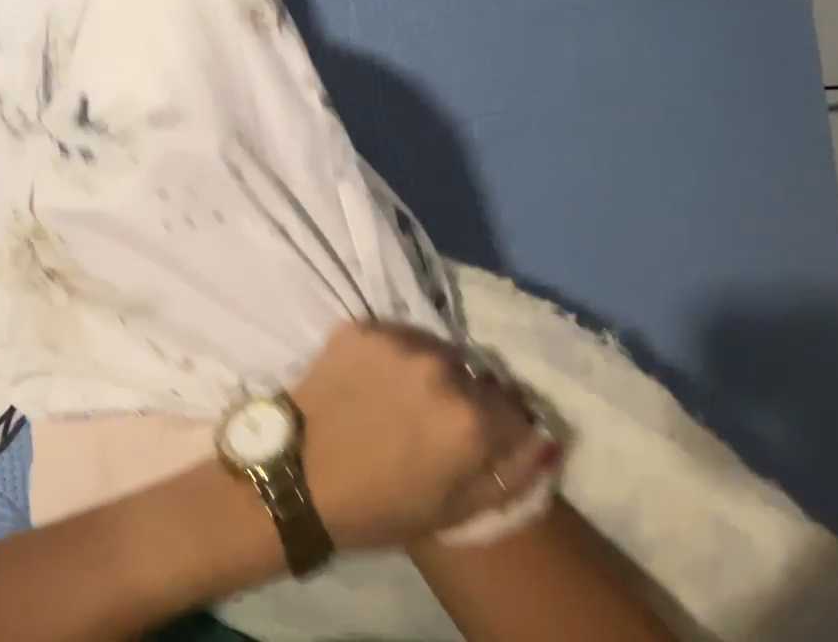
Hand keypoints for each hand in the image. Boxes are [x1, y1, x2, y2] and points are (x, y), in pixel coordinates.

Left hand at [290, 321, 559, 550]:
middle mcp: (443, 369)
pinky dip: (388, 355)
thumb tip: (546, 439)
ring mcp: (399, 342)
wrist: (292, 477)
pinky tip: (367, 380)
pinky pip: (393, 336)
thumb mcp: (454, 511)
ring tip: (396, 397)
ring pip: (434, 350)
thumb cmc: (376, 507)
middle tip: (429, 421)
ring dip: (427, 369)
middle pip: (473, 375)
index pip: (513, 410)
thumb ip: (511, 474)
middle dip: (463, 396)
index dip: (497, 428)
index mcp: (472, 419)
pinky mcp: (362, 326)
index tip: (475, 440)